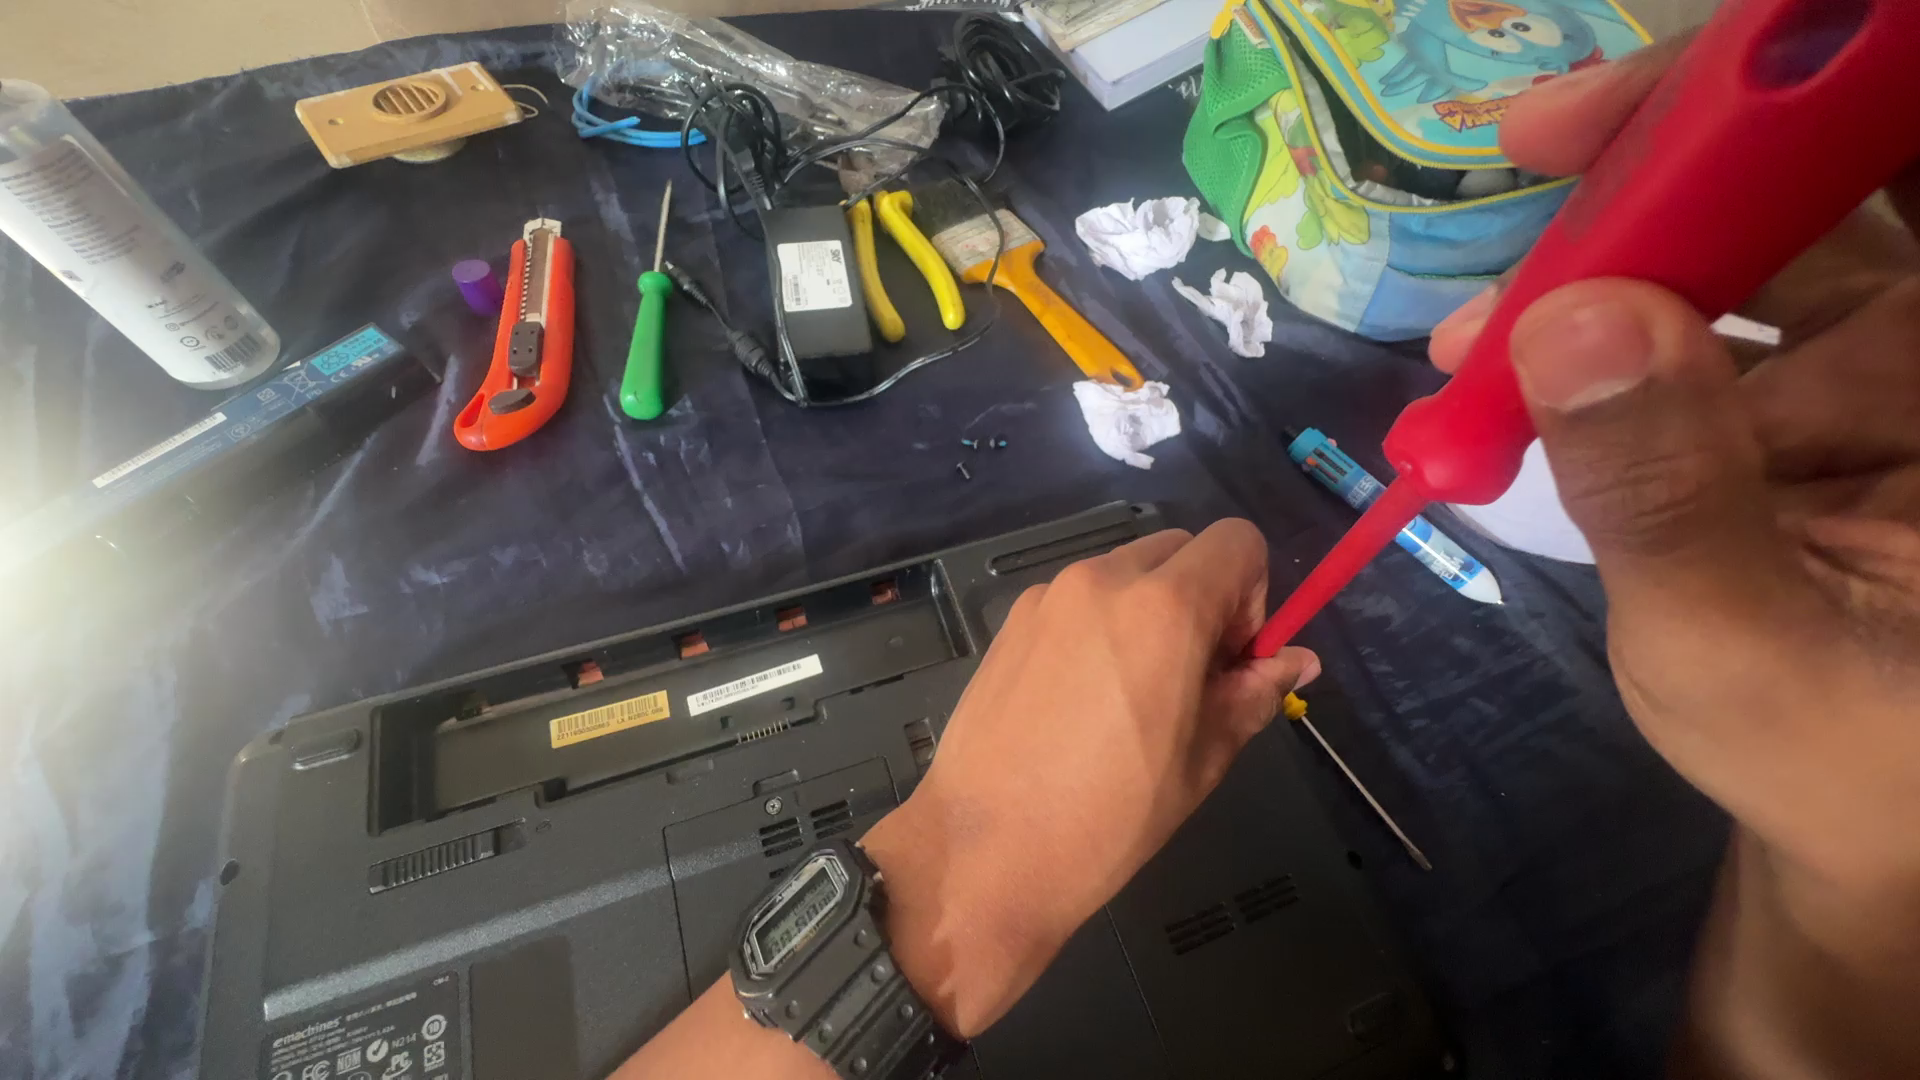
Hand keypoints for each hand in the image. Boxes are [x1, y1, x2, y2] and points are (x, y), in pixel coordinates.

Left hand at [861, 520, 1318, 1037]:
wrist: (986, 845)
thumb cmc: (1110, 814)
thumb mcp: (1204, 758)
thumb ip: (1254, 691)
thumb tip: (1296, 659)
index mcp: (1164, 606)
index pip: (1237, 541)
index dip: (1253, 592)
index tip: (1234, 656)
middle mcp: (1102, 579)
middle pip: (1180, 549)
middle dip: (1203, 594)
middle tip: (1191, 672)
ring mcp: (1048, 595)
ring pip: (1125, 569)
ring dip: (1149, 606)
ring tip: (1131, 687)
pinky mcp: (1012, 619)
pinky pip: (1077, 596)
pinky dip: (1099, 621)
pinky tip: (1080, 692)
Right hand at [1430, 36, 1919, 1076]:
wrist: (1862, 822)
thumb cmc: (1838, 759)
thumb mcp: (1732, 635)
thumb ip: (1656, 488)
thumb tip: (1563, 324)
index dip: (1814, 85)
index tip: (1646, 98)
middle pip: (1839, 181)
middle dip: (1674, 168)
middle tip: (1531, 167)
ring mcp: (1885, 370)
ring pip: (1741, 258)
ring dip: (1591, 276)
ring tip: (1465, 340)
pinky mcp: (1798, 403)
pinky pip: (1686, 338)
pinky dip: (1580, 350)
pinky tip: (1490, 385)